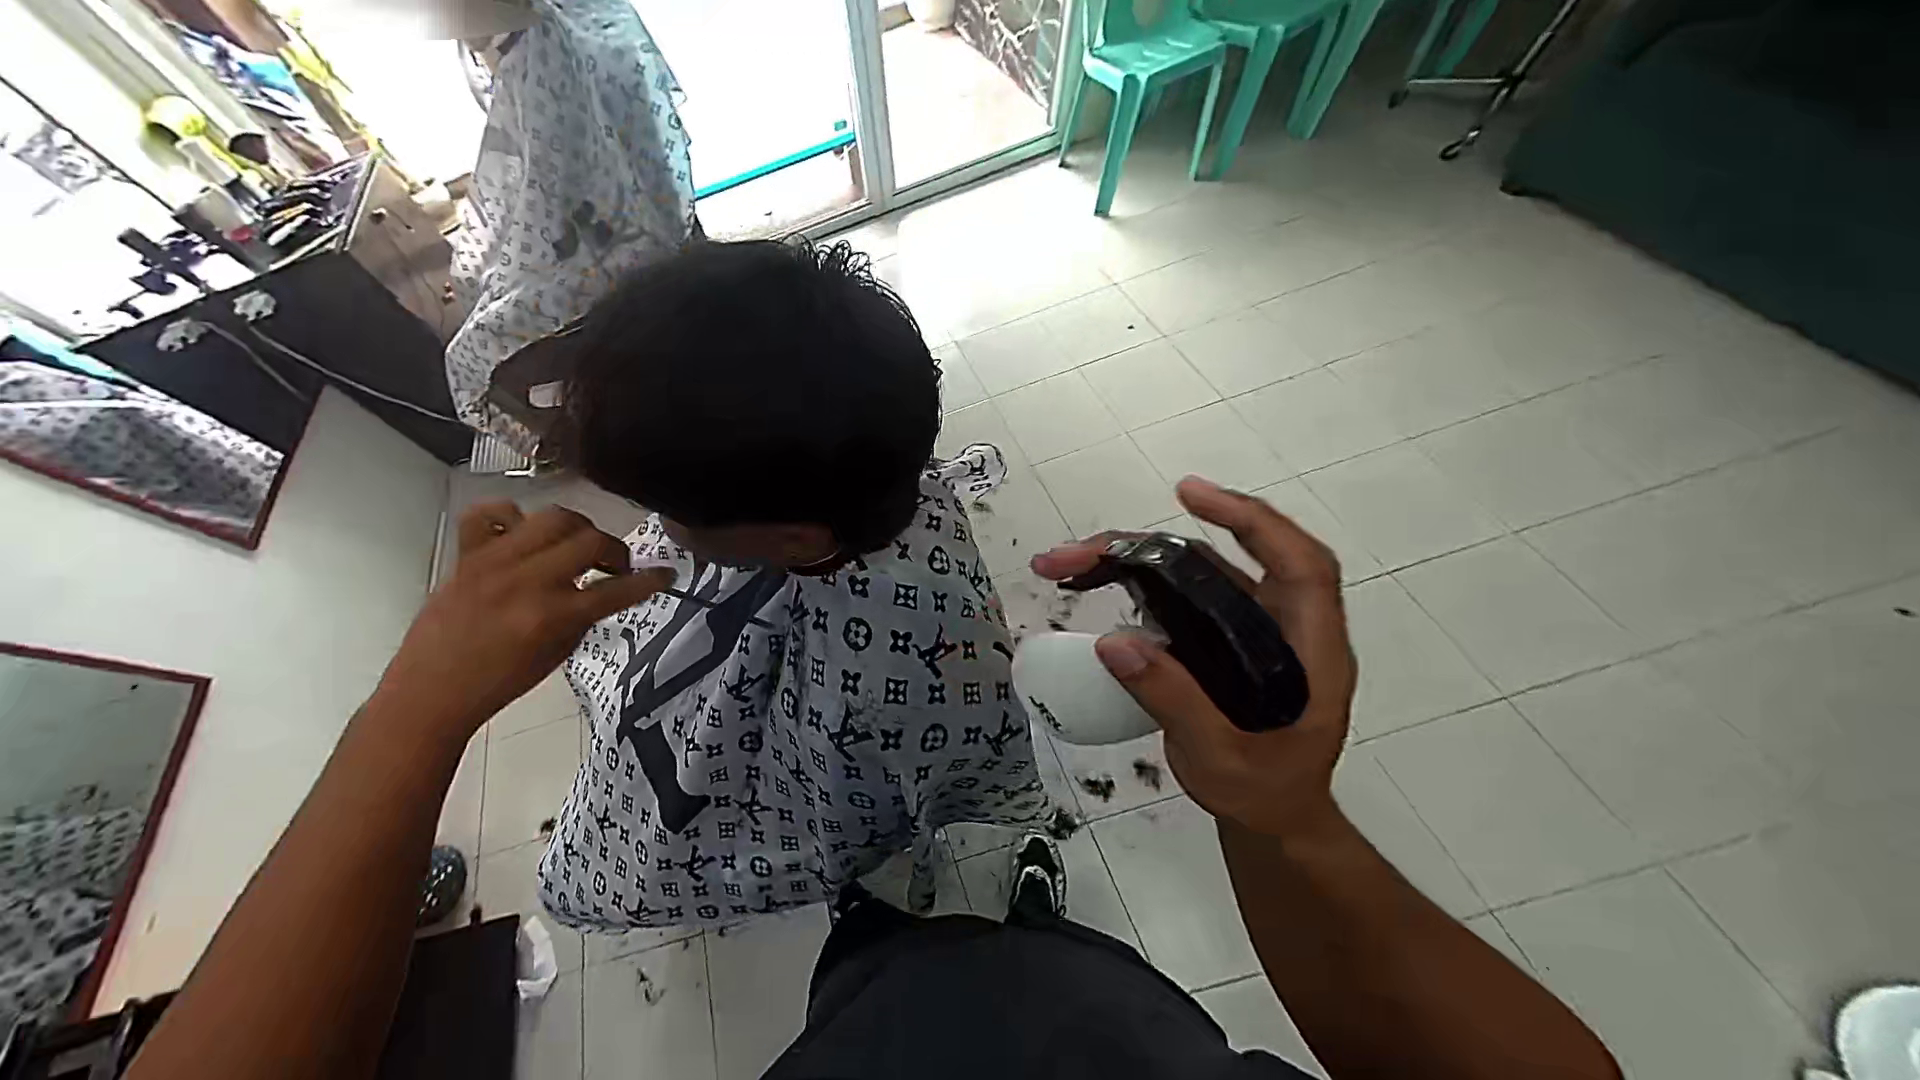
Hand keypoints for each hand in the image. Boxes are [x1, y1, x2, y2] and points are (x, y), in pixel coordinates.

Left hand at [372, 502, 673, 742]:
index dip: (651, 580)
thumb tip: (604, 587)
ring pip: (553, 518)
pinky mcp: (467, 556)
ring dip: (577, 529)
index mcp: (553, 616)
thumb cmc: (502, 681)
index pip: (618, 590)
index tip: (667, 574)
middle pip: (591, 540)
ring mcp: (494, 563)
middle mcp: (528, 582)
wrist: (431, 692)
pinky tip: (522, 532)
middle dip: (615, 550)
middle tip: (614, 566)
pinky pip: (488, 514)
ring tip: (576, 546)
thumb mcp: (559, 652)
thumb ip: (584, 614)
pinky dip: (510, 515)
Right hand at [1030, 476, 1356, 838]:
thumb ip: (1173, 701)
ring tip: (1070, 564)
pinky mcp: (1218, 640)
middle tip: (1083, 550)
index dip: (1251, 520)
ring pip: (1192, 574)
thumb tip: (1111, 642)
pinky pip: (1179, 597)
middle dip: (1150, 546)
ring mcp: (1246, 631)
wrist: (1270, 817)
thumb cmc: (1263, 793)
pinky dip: (1137, 584)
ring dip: (1133, 561)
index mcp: (1309, 650)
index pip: (1298, 563)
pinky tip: (1099, 584)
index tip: (1191, 496)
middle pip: (1221, 560)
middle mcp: (1280, 626)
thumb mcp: (1219, 759)